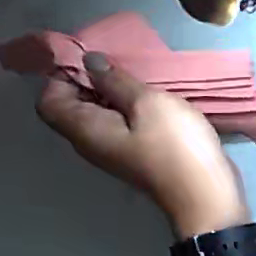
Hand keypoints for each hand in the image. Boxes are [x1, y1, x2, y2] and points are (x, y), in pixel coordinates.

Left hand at [38, 52, 246, 235]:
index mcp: (85, 128)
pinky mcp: (140, 156)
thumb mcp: (148, 104)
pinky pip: (126, 127)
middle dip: (94, 82)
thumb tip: (89, 62)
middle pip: (76, 106)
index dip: (65, 76)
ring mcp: (117, 152)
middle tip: (126, 66)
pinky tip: (161, 105)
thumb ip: (116, 81)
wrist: (206, 193)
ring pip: (104, 116)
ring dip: (120, 96)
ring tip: (147, 83)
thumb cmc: (175, 146)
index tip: (97, 62)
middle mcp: (92, 142)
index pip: (49, 98)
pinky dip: (136, 111)